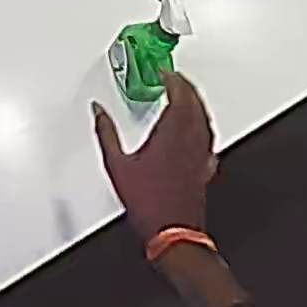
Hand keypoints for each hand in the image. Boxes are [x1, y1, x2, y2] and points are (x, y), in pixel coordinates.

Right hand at [92, 71, 219, 241]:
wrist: (173, 236)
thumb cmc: (148, 203)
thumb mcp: (116, 164)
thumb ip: (106, 132)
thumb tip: (97, 110)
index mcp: (170, 135)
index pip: (179, 98)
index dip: (174, 80)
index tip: (166, 70)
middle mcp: (189, 143)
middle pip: (195, 105)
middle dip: (187, 86)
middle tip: (176, 76)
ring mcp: (200, 156)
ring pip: (205, 120)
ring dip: (197, 102)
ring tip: (187, 93)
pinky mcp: (204, 169)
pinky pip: (208, 138)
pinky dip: (204, 124)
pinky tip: (199, 127)